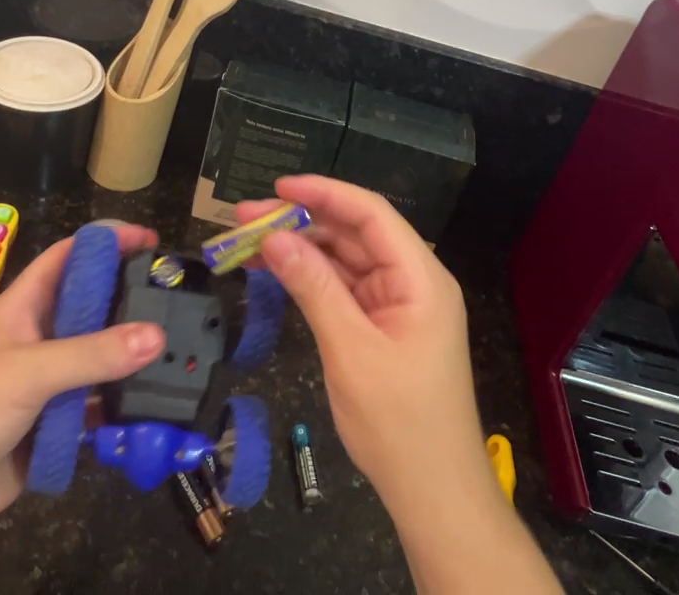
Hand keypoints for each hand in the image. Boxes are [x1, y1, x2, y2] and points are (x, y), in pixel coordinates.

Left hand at [0, 222, 164, 541]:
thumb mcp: (27, 371)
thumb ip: (93, 355)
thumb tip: (158, 335)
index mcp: (23, 309)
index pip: (68, 258)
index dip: (105, 243)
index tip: (149, 240)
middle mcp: (38, 339)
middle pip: (91, 309)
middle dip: (130, 302)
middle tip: (176, 301)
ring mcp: (46, 384)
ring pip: (98, 360)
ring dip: (130, 359)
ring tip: (179, 352)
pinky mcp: (54, 425)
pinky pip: (96, 407)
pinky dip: (121, 406)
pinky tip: (154, 405)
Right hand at [235, 176, 490, 504]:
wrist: (432, 491)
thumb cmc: (398, 422)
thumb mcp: (350, 350)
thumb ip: (314, 288)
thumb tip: (274, 238)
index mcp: (421, 278)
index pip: (372, 214)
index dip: (325, 193)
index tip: (277, 187)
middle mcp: (412, 282)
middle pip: (355, 234)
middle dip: (302, 221)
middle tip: (245, 217)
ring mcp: (397, 305)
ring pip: (345, 260)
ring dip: (302, 249)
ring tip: (249, 241)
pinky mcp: (382, 327)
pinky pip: (344, 289)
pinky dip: (311, 279)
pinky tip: (275, 271)